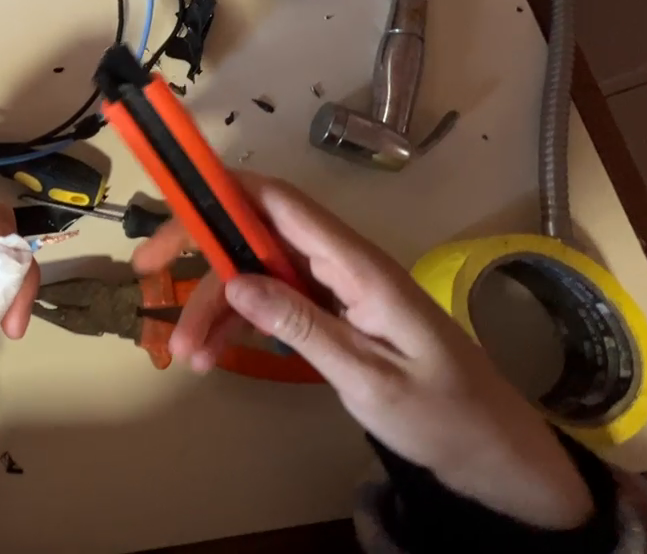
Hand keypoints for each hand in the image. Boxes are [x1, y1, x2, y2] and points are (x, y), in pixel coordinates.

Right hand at [135, 173, 592, 529]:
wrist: (499, 457)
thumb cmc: (446, 415)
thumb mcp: (372, 379)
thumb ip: (303, 326)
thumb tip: (235, 283)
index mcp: (355, 263)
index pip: (278, 201)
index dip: (222, 188)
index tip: (172, 198)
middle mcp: (336, 262)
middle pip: (252, 236)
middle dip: (199, 258)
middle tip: (148, 277)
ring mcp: (331, 286)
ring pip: (253, 273)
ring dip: (213, 305)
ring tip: (186, 353)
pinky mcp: (327, 310)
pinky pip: (269, 301)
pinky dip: (237, 323)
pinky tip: (214, 354)